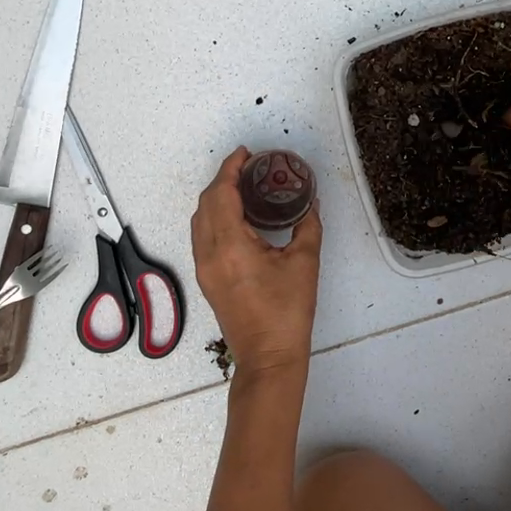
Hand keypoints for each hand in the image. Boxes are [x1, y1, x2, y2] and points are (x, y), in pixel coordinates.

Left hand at [191, 147, 322, 375]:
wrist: (268, 357)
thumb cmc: (288, 312)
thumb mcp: (305, 263)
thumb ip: (308, 226)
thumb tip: (310, 203)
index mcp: (230, 246)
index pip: (220, 194)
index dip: (230, 169)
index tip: (245, 153)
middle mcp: (209, 254)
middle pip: (205, 204)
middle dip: (222, 179)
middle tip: (248, 166)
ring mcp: (204, 268)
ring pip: (200, 220)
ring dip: (216, 198)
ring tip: (243, 186)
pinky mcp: (207, 279)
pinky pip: (203, 236)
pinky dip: (215, 216)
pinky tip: (238, 215)